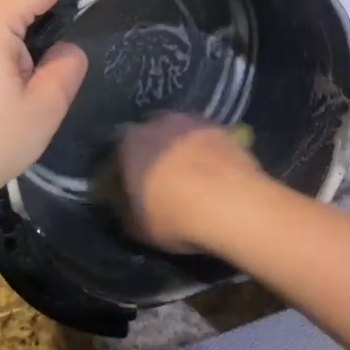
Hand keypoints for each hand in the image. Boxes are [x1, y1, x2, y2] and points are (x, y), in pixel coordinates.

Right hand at [117, 114, 269, 253]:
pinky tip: (213, 172)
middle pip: (149, 133)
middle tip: (158, 176)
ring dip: (180, 146)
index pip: (116, 149)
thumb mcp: (136, 226)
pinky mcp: (224, 130)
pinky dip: (206, 151)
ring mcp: (193, 122)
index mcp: (130, 142)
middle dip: (151, 150)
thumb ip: (123, 209)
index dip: (121, 168)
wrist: (233, 204)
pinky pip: (207, 139)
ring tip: (188, 172)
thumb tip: (121, 202)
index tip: (127, 185)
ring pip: (180, 131)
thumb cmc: (174, 216)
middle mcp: (159, 123)